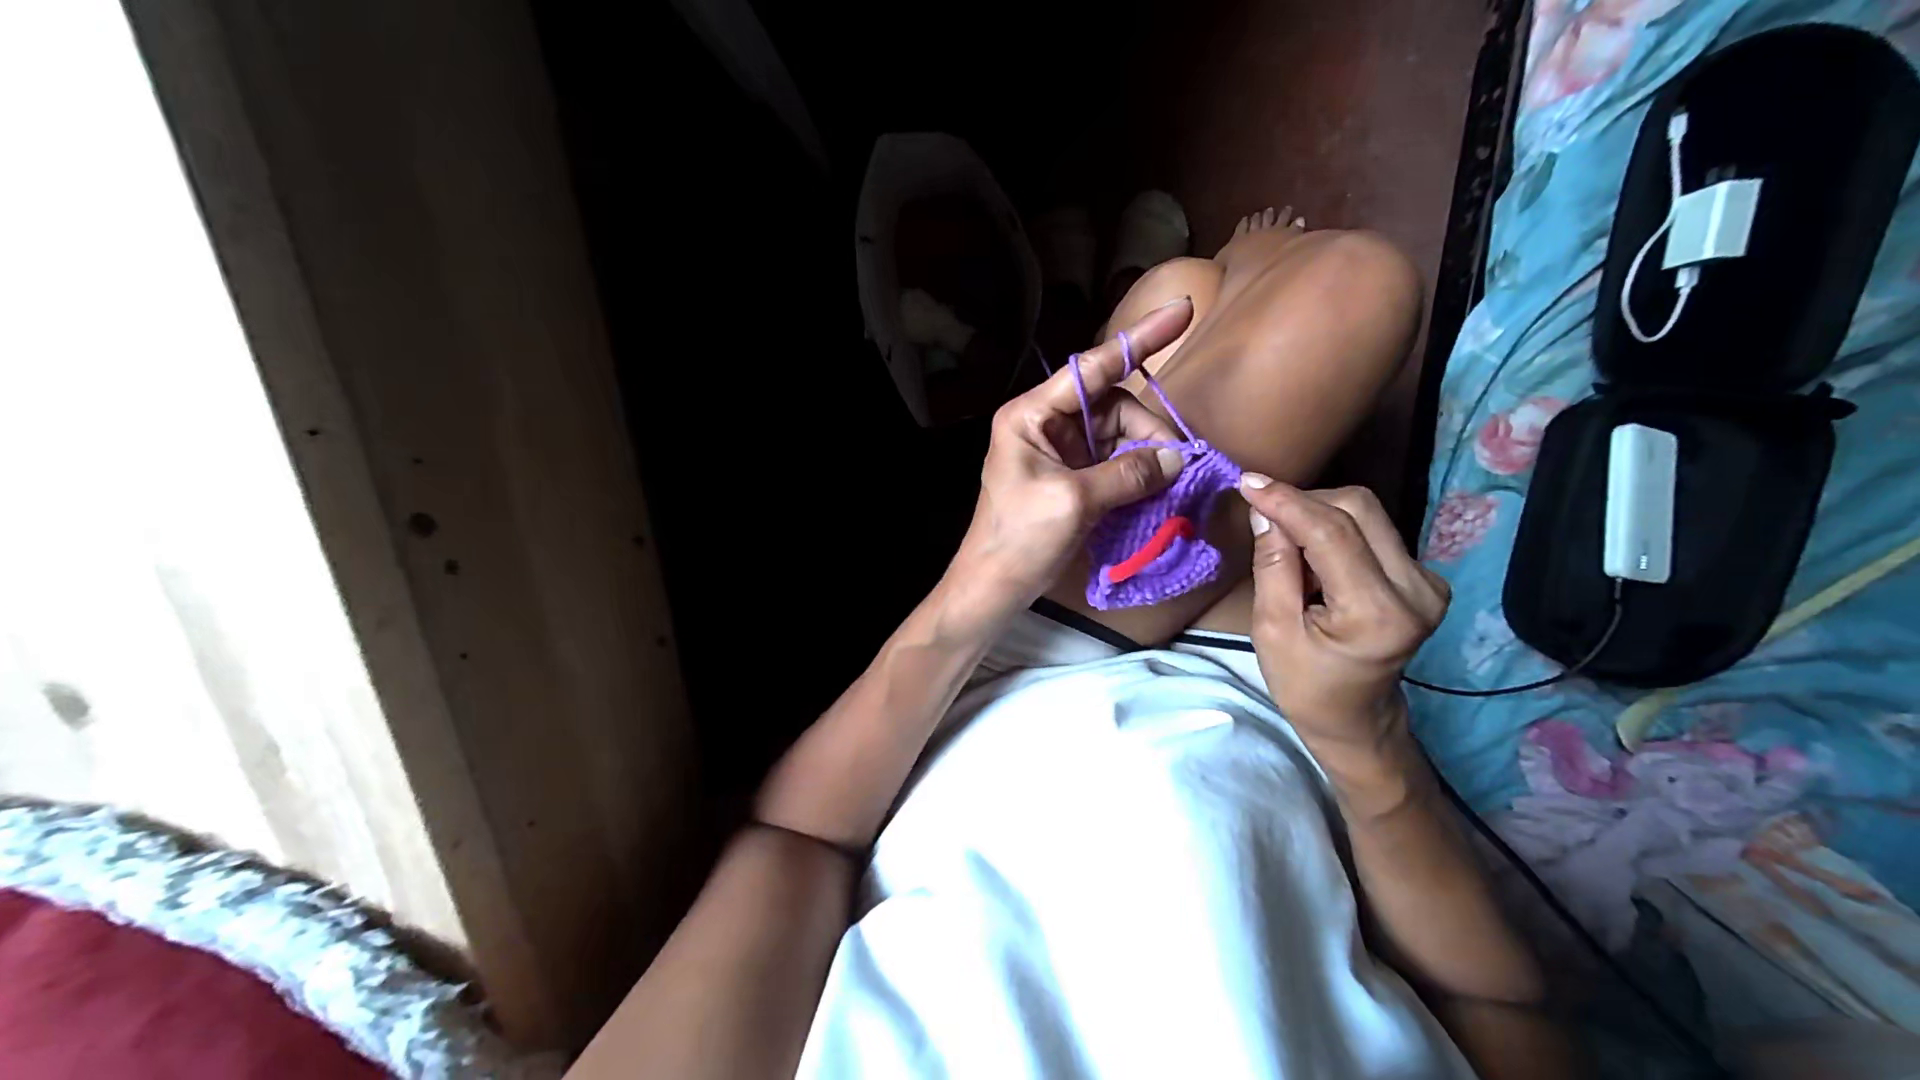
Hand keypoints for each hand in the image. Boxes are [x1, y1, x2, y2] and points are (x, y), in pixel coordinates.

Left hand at [940, 298, 1194, 630]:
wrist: (994, 586)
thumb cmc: (1018, 539)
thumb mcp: (1074, 502)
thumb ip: (1128, 474)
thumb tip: (1177, 458)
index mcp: (1032, 415)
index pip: (1091, 368)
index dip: (1138, 340)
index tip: (1183, 311)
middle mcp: (1046, 424)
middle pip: (1114, 405)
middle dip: (1148, 429)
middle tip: (1176, 464)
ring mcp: (1061, 452)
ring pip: (1120, 435)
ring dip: (1147, 454)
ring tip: (1167, 483)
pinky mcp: (1073, 477)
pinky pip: (1115, 462)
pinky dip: (1138, 472)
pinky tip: (1156, 488)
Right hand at [1238, 478, 1449, 762]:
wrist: (1355, 717)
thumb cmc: (1304, 684)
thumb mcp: (1271, 630)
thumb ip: (1273, 567)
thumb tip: (1264, 511)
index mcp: (1378, 612)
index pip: (1332, 533)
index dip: (1287, 501)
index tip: (1247, 482)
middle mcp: (1416, 589)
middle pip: (1358, 508)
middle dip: (1303, 502)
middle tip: (1263, 516)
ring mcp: (1427, 581)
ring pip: (1366, 513)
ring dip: (1317, 515)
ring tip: (1288, 546)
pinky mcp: (1423, 576)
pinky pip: (1372, 529)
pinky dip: (1333, 529)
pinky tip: (1314, 558)